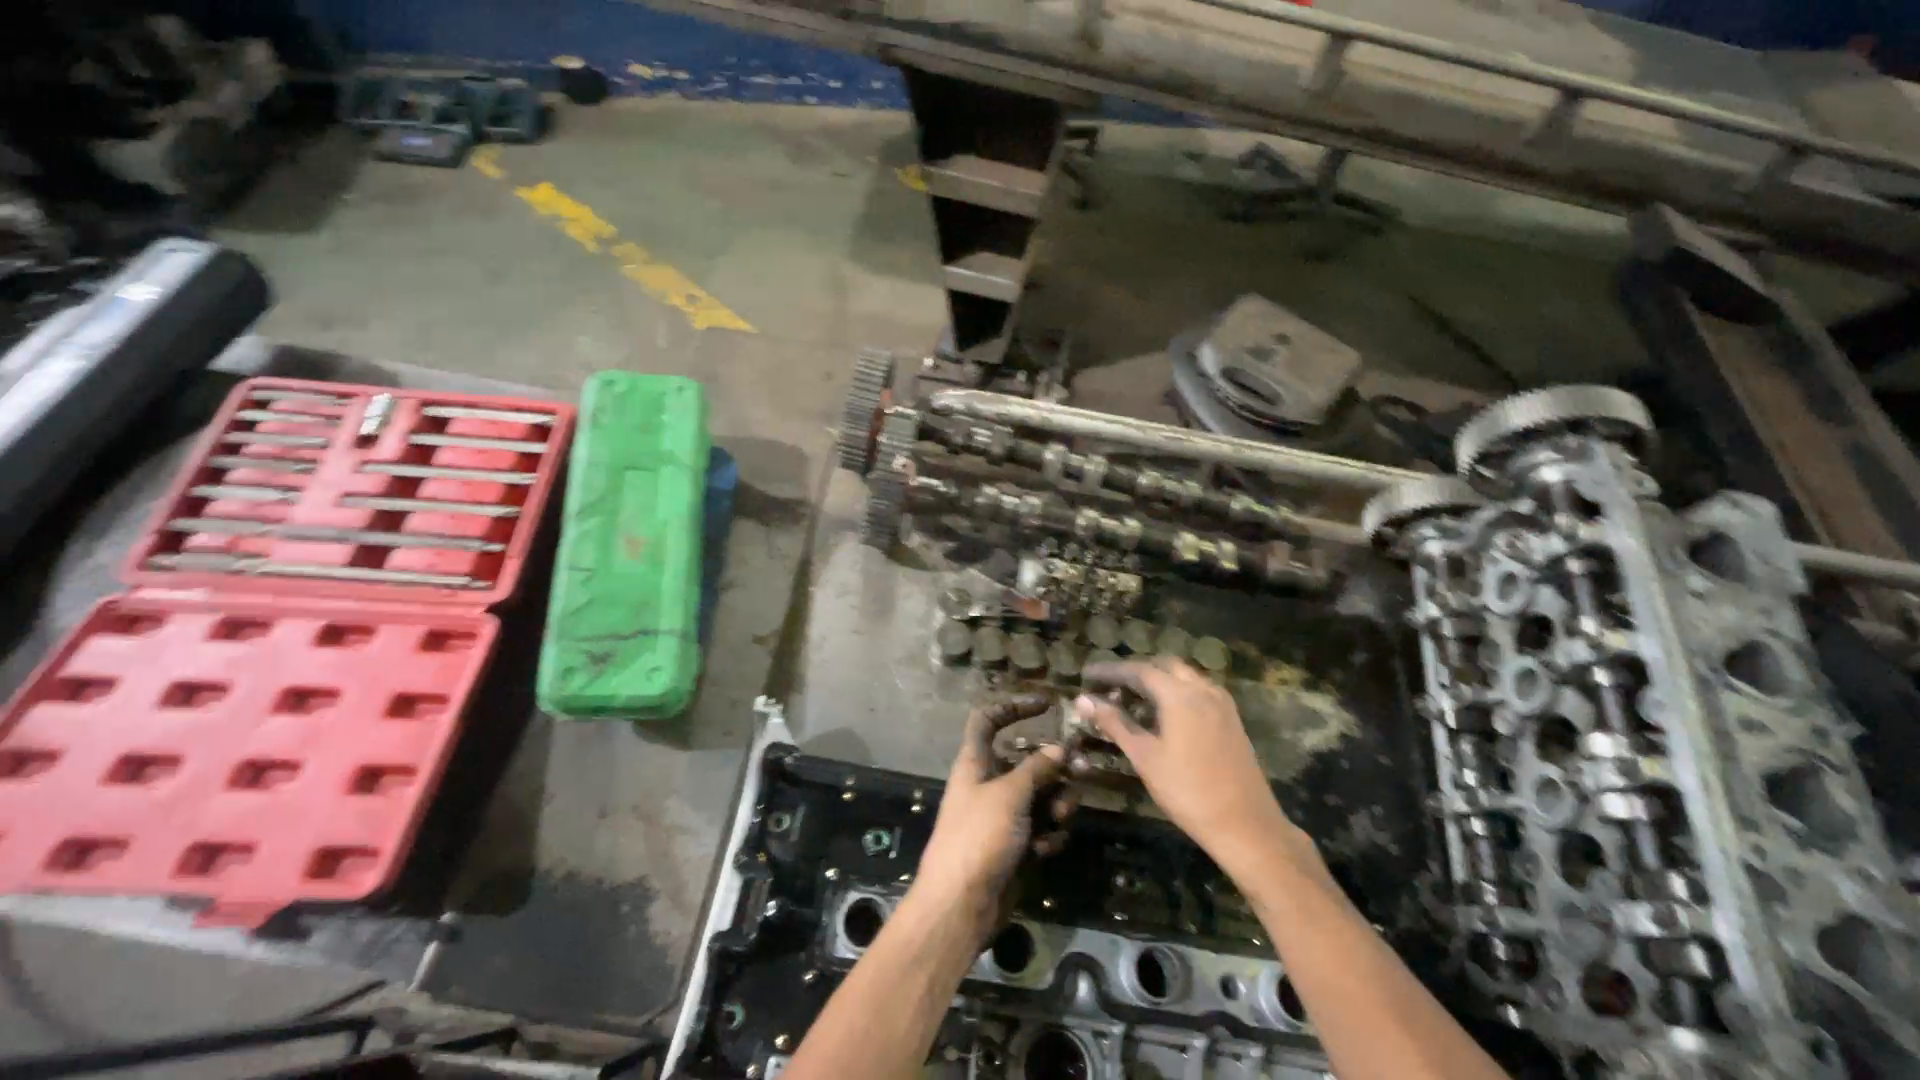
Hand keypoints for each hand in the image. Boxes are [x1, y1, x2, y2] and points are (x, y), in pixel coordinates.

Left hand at [912, 694, 1077, 941]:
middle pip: (1027, 761)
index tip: (1047, 703)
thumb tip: (1058, 749)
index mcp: (975, 763)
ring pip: (1041, 795)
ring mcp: (1002, 817)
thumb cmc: (978, 839)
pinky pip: (1042, 828)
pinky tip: (1046, 848)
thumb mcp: (1010, 795)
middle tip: (1083, 770)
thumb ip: (1036, 768)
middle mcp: (988, 785)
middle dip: (1055, 766)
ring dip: (1057, 803)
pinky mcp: (1016, 846)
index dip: (1013, 707)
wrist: (962, 905)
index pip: (987, 720)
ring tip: (1059, 819)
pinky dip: (1048, 834)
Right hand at [1075, 659, 1309, 871]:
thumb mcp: (1145, 757)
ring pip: (1185, 677)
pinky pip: (1199, 692)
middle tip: (1110, 686)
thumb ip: (1115, 724)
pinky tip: (1164, 714)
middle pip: (1164, 666)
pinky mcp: (1231, 719)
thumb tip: (1084, 700)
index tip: (1088, 675)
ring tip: (1133, 699)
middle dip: (1136, 671)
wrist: (1244, 823)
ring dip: (1158, 681)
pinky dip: (1177, 693)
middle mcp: (1204, 689)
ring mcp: (1222, 704)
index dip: (1111, 671)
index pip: (1139, 670)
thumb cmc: (1187, 791)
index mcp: (1181, 695)